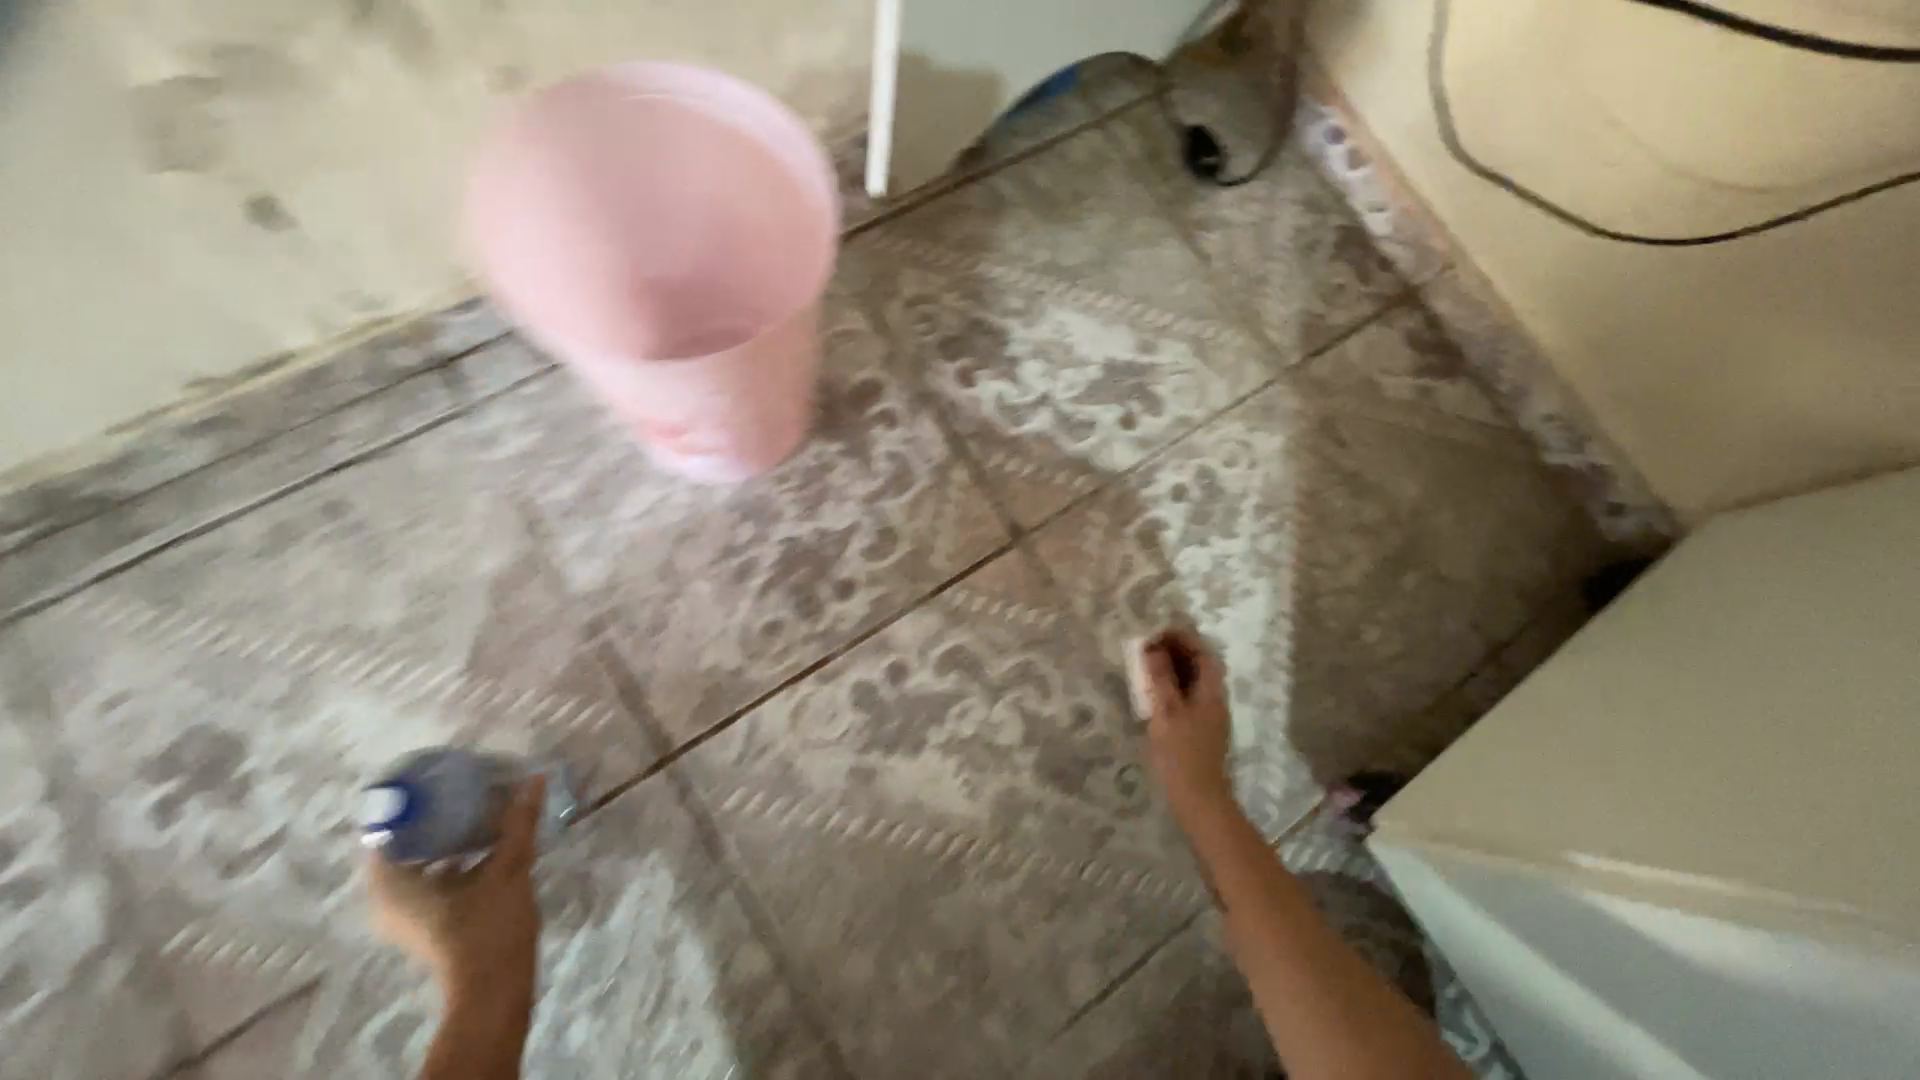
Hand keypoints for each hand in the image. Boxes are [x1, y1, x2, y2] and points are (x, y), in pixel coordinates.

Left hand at [365, 776, 544, 997]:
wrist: (494, 985)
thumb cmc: (488, 924)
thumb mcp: (508, 866)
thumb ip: (518, 822)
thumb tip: (534, 778)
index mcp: (391, 885)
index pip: (382, 834)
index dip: (405, 805)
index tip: (431, 782)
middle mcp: (387, 901)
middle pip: (400, 848)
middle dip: (428, 819)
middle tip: (457, 791)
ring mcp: (405, 917)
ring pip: (416, 866)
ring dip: (441, 841)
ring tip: (471, 812)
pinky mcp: (426, 926)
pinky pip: (429, 882)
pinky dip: (449, 862)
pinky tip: (480, 847)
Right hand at [1134, 629, 1235, 818]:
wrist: (1199, 799)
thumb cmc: (1181, 753)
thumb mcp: (1166, 712)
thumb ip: (1160, 678)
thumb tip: (1153, 647)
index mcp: (1211, 691)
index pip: (1202, 652)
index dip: (1182, 637)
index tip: (1158, 630)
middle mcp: (1214, 699)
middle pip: (1200, 664)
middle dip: (1176, 650)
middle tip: (1148, 643)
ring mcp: (1209, 715)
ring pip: (1193, 680)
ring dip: (1173, 667)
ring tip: (1147, 661)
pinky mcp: (1200, 729)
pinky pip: (1187, 695)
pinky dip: (1172, 685)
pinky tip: (1154, 691)